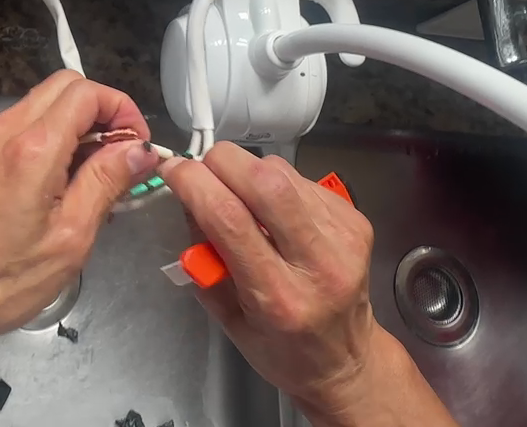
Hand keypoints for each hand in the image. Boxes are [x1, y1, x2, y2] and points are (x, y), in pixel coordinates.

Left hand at [0, 70, 160, 359]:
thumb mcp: (69, 239)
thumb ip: (106, 183)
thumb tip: (139, 150)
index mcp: (34, 147)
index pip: (88, 92)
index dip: (122, 111)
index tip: (138, 149)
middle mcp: (10, 128)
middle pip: (68, 84)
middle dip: (104, 110)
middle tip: (122, 157)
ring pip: (48, 100)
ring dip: (81, 123)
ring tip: (100, 174)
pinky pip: (30, 121)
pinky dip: (58, 134)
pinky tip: (68, 180)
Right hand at [161, 143, 455, 426]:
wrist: (349, 363)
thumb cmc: (279, 348)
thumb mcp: (226, 315)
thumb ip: (202, 256)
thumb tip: (185, 195)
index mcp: (280, 299)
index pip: (228, 217)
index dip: (192, 182)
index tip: (171, 170)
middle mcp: (318, 263)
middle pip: (263, 181)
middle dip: (220, 161)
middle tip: (202, 171)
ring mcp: (342, 237)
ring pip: (279, 171)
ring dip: (246, 170)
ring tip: (241, 197)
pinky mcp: (355, 219)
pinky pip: (299, 177)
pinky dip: (273, 181)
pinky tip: (273, 209)